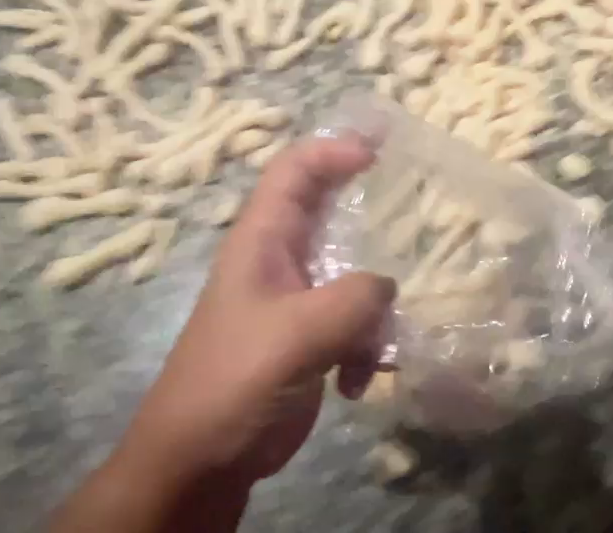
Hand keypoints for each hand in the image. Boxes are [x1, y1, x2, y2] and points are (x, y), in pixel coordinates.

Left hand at [96, 136, 395, 517]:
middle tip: (416, 190)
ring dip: (373, 306)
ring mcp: (295, 301)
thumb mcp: (297, 334)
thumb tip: (388, 286)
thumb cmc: (234, 381)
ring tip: (378, 343)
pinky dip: (364, 347)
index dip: (333, 149)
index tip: (380, 150)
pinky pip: (353, 322)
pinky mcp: (308, 340)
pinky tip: (357, 383)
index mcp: (262, 240)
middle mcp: (279, 259)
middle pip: (328, 210)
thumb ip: (354, 299)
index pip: (294, 169)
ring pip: (351, 272)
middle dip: (367, 205)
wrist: (197, 464)